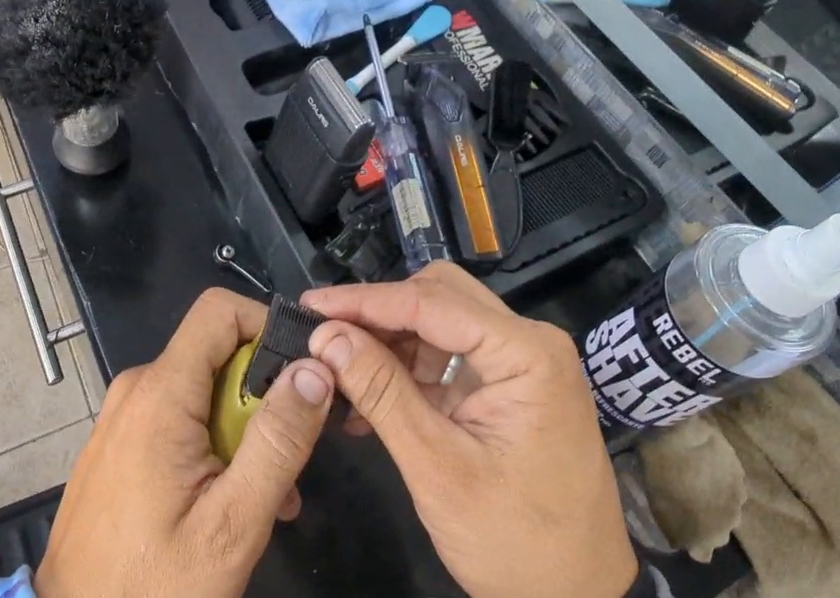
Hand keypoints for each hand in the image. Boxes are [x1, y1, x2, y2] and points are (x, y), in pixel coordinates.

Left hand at [32, 289, 336, 597]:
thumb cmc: (154, 585)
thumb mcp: (232, 522)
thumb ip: (278, 441)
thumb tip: (315, 367)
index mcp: (159, 394)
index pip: (219, 310)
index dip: (266, 327)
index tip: (303, 374)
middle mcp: (135, 390)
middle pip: (217, 355)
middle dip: (262, 397)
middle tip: (290, 461)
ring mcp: (122, 419)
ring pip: (202, 393)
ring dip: (242, 432)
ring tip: (267, 500)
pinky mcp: (118, 446)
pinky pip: (176, 421)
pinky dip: (211, 447)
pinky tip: (226, 505)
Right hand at [304, 264, 637, 597]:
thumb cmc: (514, 541)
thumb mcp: (438, 468)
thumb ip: (381, 393)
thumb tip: (327, 336)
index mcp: (526, 353)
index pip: (431, 302)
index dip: (364, 301)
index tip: (310, 306)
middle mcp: (529, 342)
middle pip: (439, 297)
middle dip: (379, 314)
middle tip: (326, 338)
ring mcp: (523, 363)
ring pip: (441, 321)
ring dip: (391, 341)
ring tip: (342, 374)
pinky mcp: (511, 386)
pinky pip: (451, 355)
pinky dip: (409, 369)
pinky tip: (369, 398)